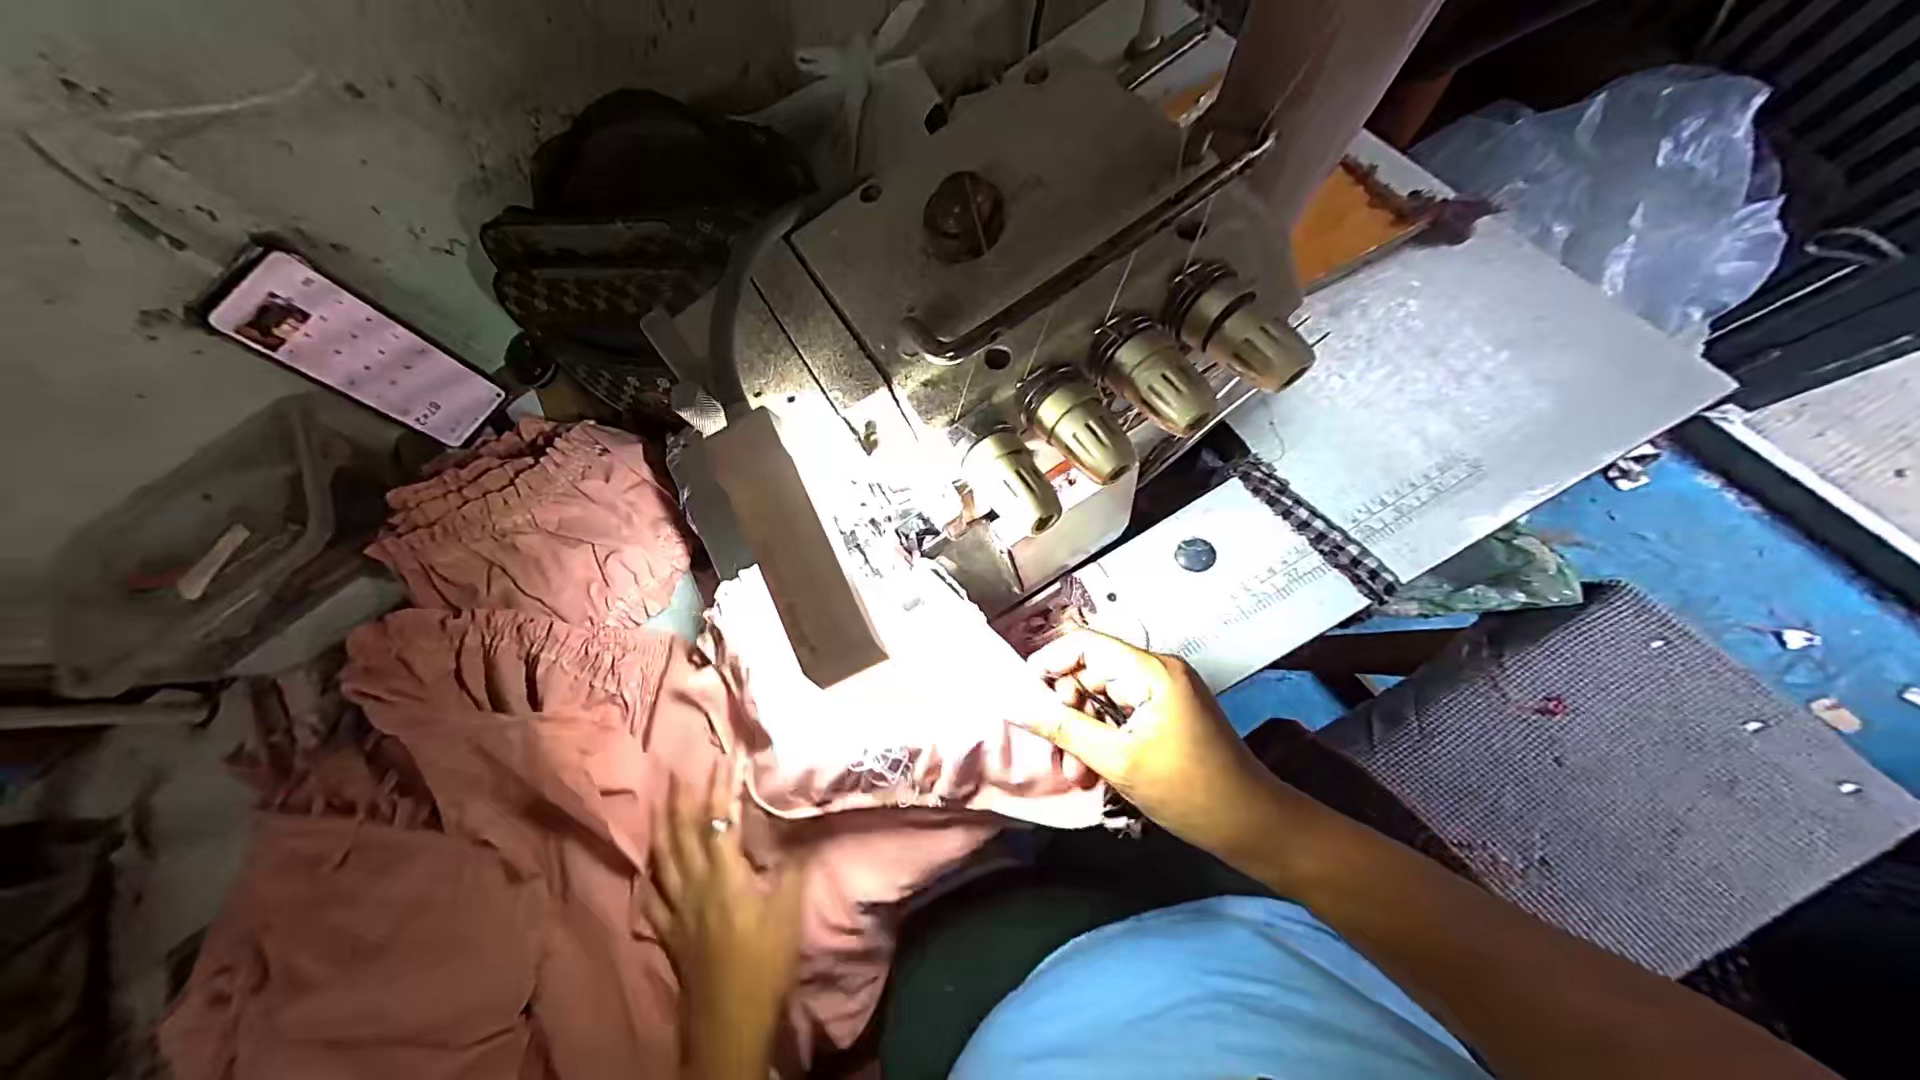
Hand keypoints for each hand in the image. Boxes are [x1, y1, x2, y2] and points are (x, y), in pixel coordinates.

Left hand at [643, 762, 804, 1078]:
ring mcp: (676, 911)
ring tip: (660, 803)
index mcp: (723, 876)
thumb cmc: (763, 963)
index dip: (720, 790)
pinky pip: (653, 897)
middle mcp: (693, 887)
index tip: (724, 761)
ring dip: (662, 827)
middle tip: (677, 771)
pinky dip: (651, 875)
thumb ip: (794, 868)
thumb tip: (805, 832)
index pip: (719, 822)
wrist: (729, 1021)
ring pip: (662, 860)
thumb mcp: (788, 913)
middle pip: (681, 835)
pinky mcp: (668, 934)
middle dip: (680, 800)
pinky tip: (650, 868)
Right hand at [1017, 629, 1280, 857]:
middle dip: (1066, 710)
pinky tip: (1094, 768)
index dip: (1048, 664)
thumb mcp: (1117, 761)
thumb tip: (1018, 705)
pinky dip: (1101, 737)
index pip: (1085, 644)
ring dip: (1081, 730)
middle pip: (1090, 672)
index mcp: (1152, 671)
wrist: (1251, 824)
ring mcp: (1162, 691)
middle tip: (1058, 750)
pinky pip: (1117, 712)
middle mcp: (1157, 671)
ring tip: (1077, 770)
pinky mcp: (1164, 711)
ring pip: (1100, 697)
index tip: (1025, 696)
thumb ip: (1063, 727)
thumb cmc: (1192, 793)